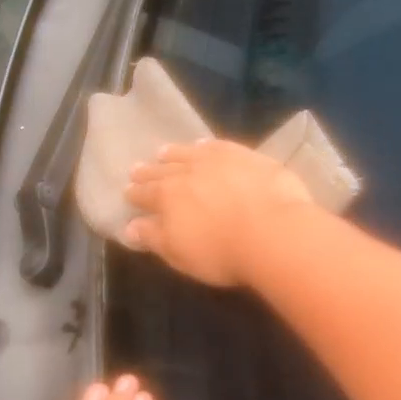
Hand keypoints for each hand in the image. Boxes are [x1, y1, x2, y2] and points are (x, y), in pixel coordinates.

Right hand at [123, 139, 314, 286]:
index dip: (135, 194)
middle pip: (163, 170)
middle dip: (149, 171)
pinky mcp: (247, 156)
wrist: (273, 231)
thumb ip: (153, 238)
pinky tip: (204, 145)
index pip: (145, 194)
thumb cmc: (221, 252)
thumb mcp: (180, 254)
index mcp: (167, 197)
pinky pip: (219, 146)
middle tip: (137, 168)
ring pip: (189, 153)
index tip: (127, 190)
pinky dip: (207, 145)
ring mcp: (218, 160)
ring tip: (164, 152)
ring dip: (174, 153)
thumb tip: (129, 227)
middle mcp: (188, 172)